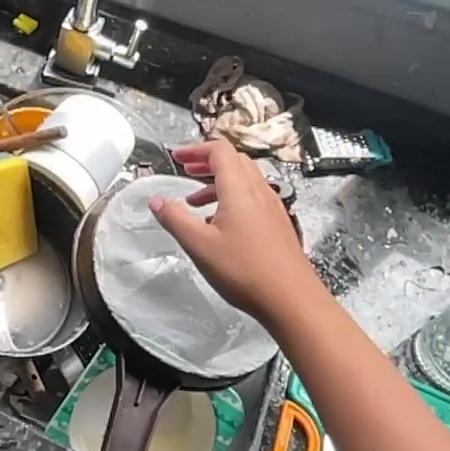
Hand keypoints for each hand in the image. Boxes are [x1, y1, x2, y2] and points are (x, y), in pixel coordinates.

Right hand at [150, 139, 321, 326]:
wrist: (294, 301)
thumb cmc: (245, 270)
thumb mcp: (199, 245)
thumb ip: (174, 219)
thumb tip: (156, 200)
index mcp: (239, 189)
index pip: (220, 151)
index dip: (196, 149)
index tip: (176, 157)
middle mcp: (259, 192)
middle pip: (235, 161)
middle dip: (207, 161)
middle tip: (185, 170)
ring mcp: (272, 209)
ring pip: (245, 180)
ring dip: (218, 182)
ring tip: (195, 201)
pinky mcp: (278, 225)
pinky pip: (253, 199)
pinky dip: (232, 198)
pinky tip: (219, 224)